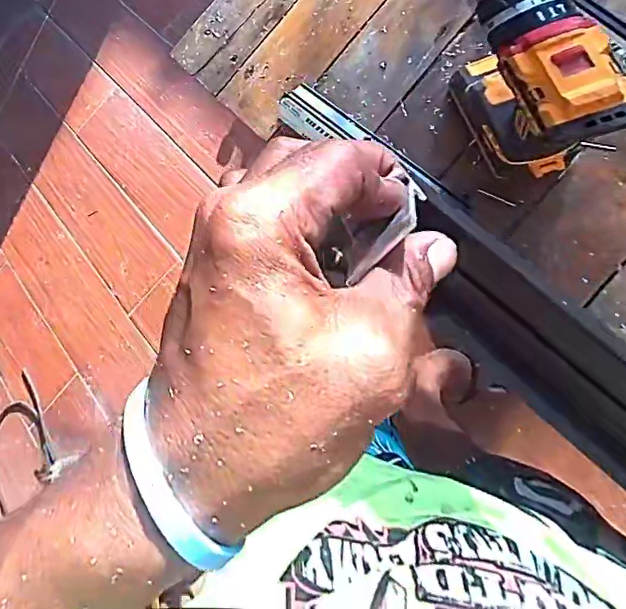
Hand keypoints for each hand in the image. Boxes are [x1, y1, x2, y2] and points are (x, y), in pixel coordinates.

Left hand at [145, 138, 455, 543]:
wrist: (194, 465)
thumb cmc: (278, 415)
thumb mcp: (369, 355)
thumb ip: (404, 283)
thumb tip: (431, 246)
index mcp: (256, 217)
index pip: (333, 160)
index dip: (383, 176)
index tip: (415, 208)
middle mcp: (224, 208)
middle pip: (301, 161)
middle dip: (353, 182)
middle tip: (396, 222)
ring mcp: (211, 231)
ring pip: (279, 183)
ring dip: (325, 200)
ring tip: (368, 239)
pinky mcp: (210, 257)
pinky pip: (260, 214)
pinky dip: (299, 221)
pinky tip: (330, 260)